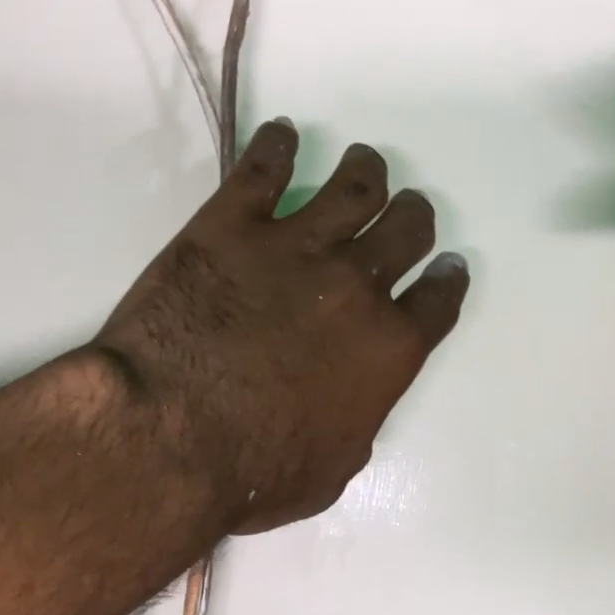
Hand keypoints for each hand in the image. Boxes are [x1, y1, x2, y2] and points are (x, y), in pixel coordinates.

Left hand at [95, 118, 469, 534]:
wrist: (168, 437)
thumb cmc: (251, 474)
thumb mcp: (328, 472)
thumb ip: (355, 423)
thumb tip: (354, 400)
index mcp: (388, 350)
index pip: (437, 300)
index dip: (446, 279)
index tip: (446, 267)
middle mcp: (356, 286)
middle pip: (407, 228)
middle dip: (411, 219)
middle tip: (402, 215)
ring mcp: (295, 247)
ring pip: (353, 184)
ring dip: (366, 172)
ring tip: (362, 167)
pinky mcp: (230, 225)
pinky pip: (265, 165)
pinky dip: (278, 146)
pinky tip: (282, 139)